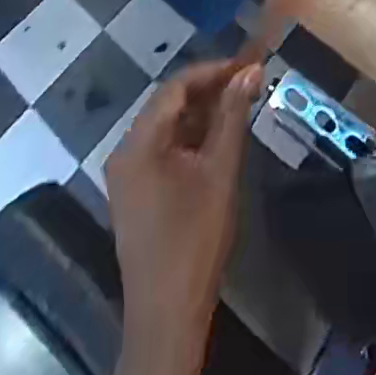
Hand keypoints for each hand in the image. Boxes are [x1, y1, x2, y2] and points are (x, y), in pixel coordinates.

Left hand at [106, 60, 262, 324]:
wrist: (167, 309)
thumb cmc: (195, 236)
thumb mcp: (220, 170)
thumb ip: (233, 116)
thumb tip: (250, 71)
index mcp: (138, 141)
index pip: (175, 87)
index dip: (212, 71)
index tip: (248, 65)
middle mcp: (125, 150)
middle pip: (168, 104)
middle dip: (209, 90)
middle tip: (249, 83)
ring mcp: (127, 172)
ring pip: (167, 126)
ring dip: (202, 113)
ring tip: (240, 105)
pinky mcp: (135, 190)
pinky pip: (162, 148)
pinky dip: (190, 137)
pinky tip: (218, 137)